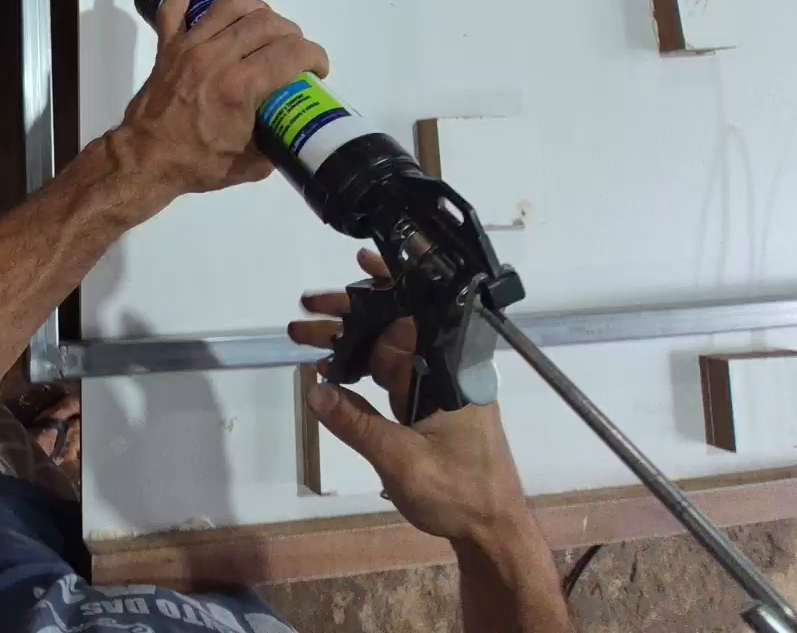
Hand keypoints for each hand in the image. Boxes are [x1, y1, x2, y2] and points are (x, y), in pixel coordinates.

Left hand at [112, 0, 329, 199]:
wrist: (144, 160)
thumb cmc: (195, 164)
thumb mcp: (249, 164)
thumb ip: (276, 142)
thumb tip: (294, 127)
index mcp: (240, 87)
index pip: (292, 53)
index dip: (315, 57)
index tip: (317, 70)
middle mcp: (216, 58)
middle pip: (266, 23)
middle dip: (291, 34)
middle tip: (293, 53)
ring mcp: (189, 48)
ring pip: (229, 7)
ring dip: (255, 10)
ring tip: (263, 26)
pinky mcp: (167, 48)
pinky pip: (173, 10)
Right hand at [289, 249, 534, 544]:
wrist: (491, 533)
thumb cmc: (459, 494)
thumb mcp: (403, 461)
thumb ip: (357, 424)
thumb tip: (314, 388)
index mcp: (449, 374)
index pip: (416, 315)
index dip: (389, 285)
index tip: (362, 261)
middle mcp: (442, 371)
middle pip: (391, 327)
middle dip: (348, 312)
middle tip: (307, 306)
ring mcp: (432, 388)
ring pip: (383, 348)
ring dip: (346, 339)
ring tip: (305, 334)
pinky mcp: (423, 404)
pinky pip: (385, 372)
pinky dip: (356, 365)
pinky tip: (328, 367)